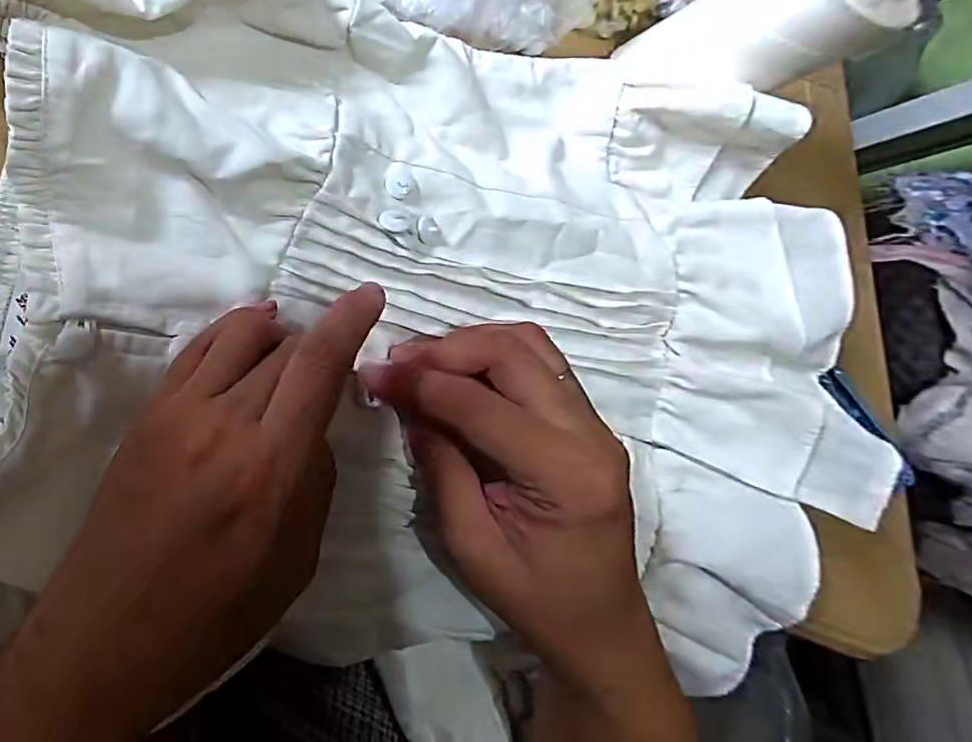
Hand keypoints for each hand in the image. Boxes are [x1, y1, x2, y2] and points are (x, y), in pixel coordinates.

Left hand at [0, 285, 385, 740]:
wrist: (112, 622)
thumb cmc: (214, 613)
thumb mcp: (293, 563)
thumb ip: (313, 481)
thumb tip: (314, 423)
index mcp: (269, 468)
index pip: (316, 368)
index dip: (347, 323)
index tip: (367, 294)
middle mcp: (223, 422)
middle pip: (281, 350)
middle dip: (315, 340)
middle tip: (331, 354)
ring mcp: (178, 409)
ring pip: (235, 336)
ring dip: (270, 327)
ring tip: (286, 333)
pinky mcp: (148, 410)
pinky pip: (193, 351)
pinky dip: (226, 332)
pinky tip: (242, 333)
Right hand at [362, 323, 692, 741]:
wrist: (600, 628)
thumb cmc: (533, 597)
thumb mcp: (469, 542)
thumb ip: (439, 465)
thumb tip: (405, 404)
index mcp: (565, 475)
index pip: (478, 402)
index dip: (418, 382)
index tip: (371, 374)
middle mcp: (590, 436)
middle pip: (509, 353)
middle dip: (442, 350)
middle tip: (395, 365)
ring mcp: (594, 422)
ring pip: (527, 342)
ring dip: (468, 343)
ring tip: (423, 363)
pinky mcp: (585, 418)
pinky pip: (539, 358)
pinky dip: (491, 350)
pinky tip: (458, 370)